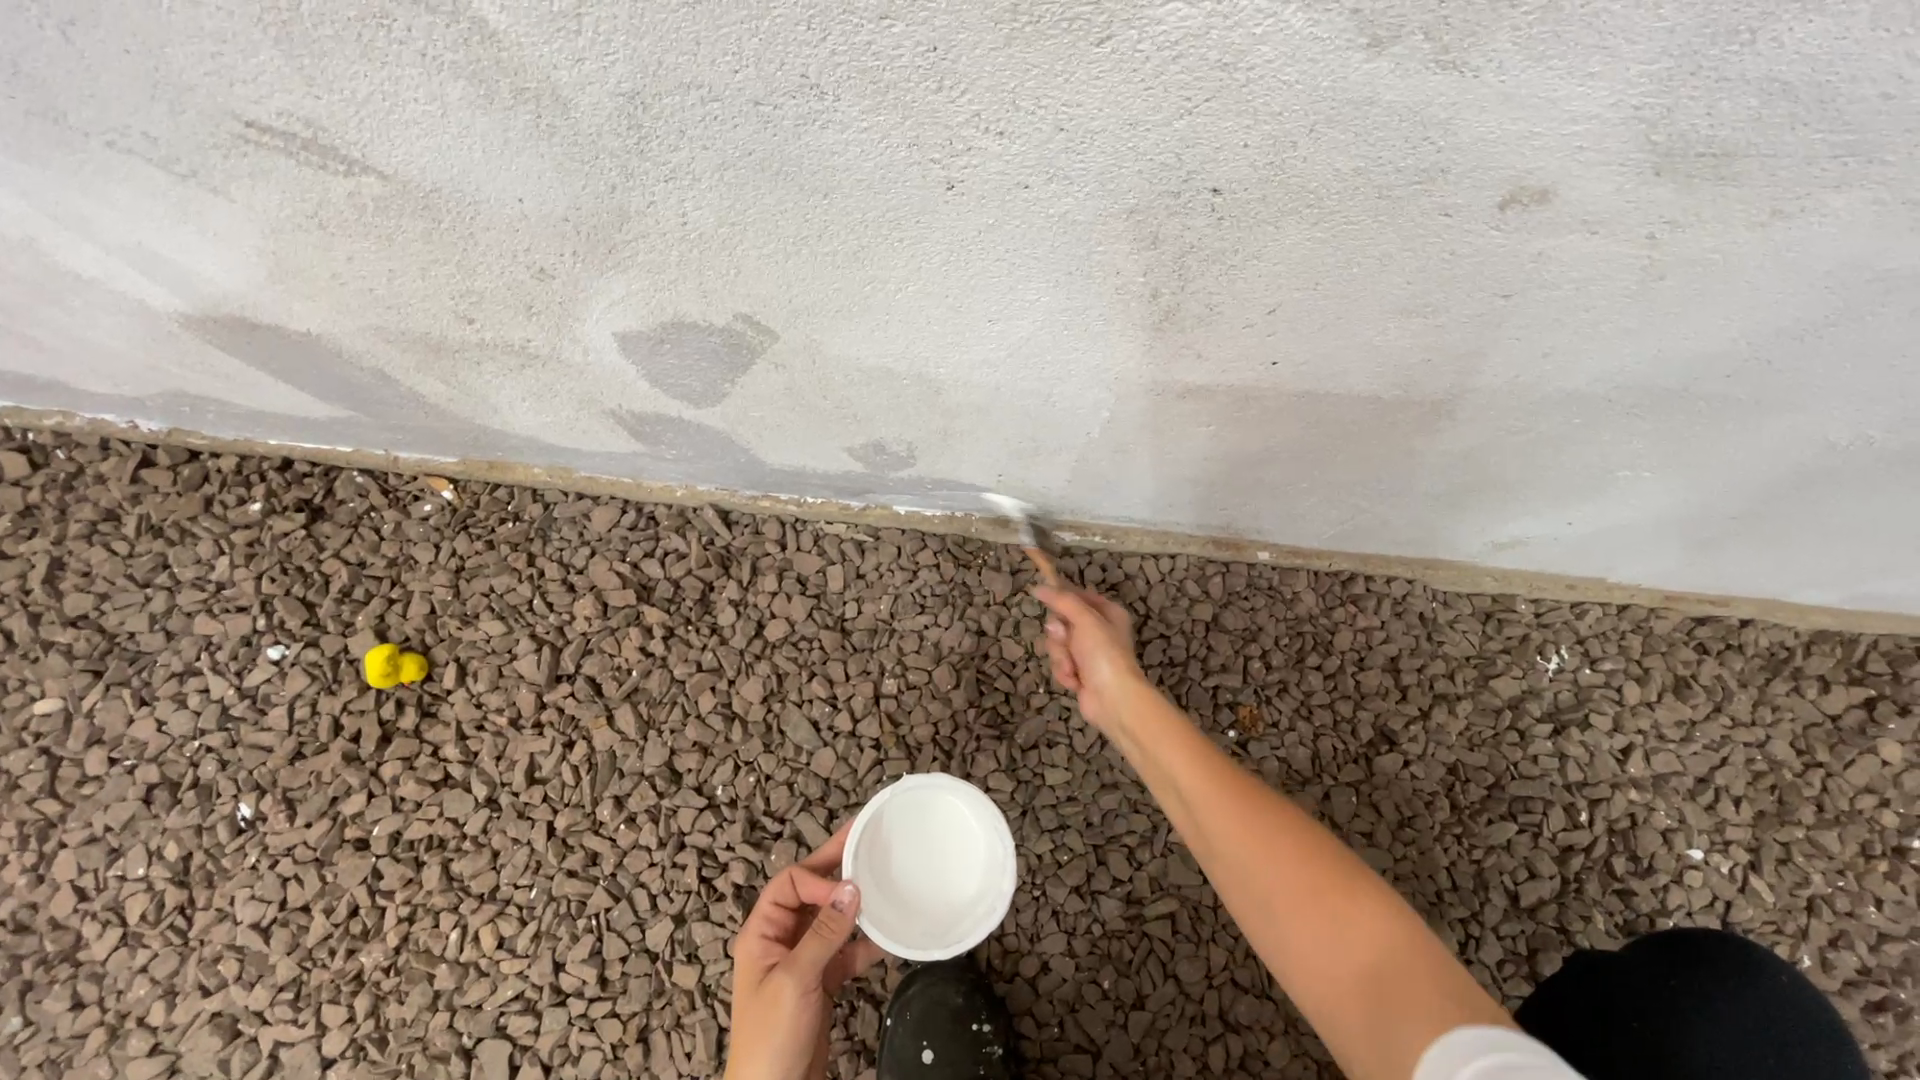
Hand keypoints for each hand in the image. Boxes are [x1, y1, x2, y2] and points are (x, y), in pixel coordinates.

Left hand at [724, 823, 888, 1079]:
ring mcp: (801, 960)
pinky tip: (888, 936)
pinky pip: (845, 951)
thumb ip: (824, 934)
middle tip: (867, 837)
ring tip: (885, 880)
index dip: (819, 878)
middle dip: (836, 867)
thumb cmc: (772, 1035)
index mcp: (762, 932)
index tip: (849, 890)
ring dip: (855, 904)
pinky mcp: (821, 981)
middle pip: (809, 892)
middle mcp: (780, 939)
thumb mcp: (796, 980)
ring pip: (831, 919)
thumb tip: (851, 887)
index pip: (790, 883)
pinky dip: (864, 943)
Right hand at [1035, 585, 1149, 732]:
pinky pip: (1060, 664)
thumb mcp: (1085, 619)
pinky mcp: (1080, 672)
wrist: (1113, 698)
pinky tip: (1075, 680)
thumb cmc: (1103, 653)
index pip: (1077, 595)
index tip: (1042, 596)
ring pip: (1057, 644)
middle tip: (1065, 640)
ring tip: (1073, 667)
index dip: (1060, 597)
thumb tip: (1039, 588)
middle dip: (1059, 635)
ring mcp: (1088, 653)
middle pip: (1062, 622)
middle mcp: (1098, 630)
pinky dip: (1064, 672)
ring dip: (1061, 656)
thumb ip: (1062, 601)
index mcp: (1107, 612)